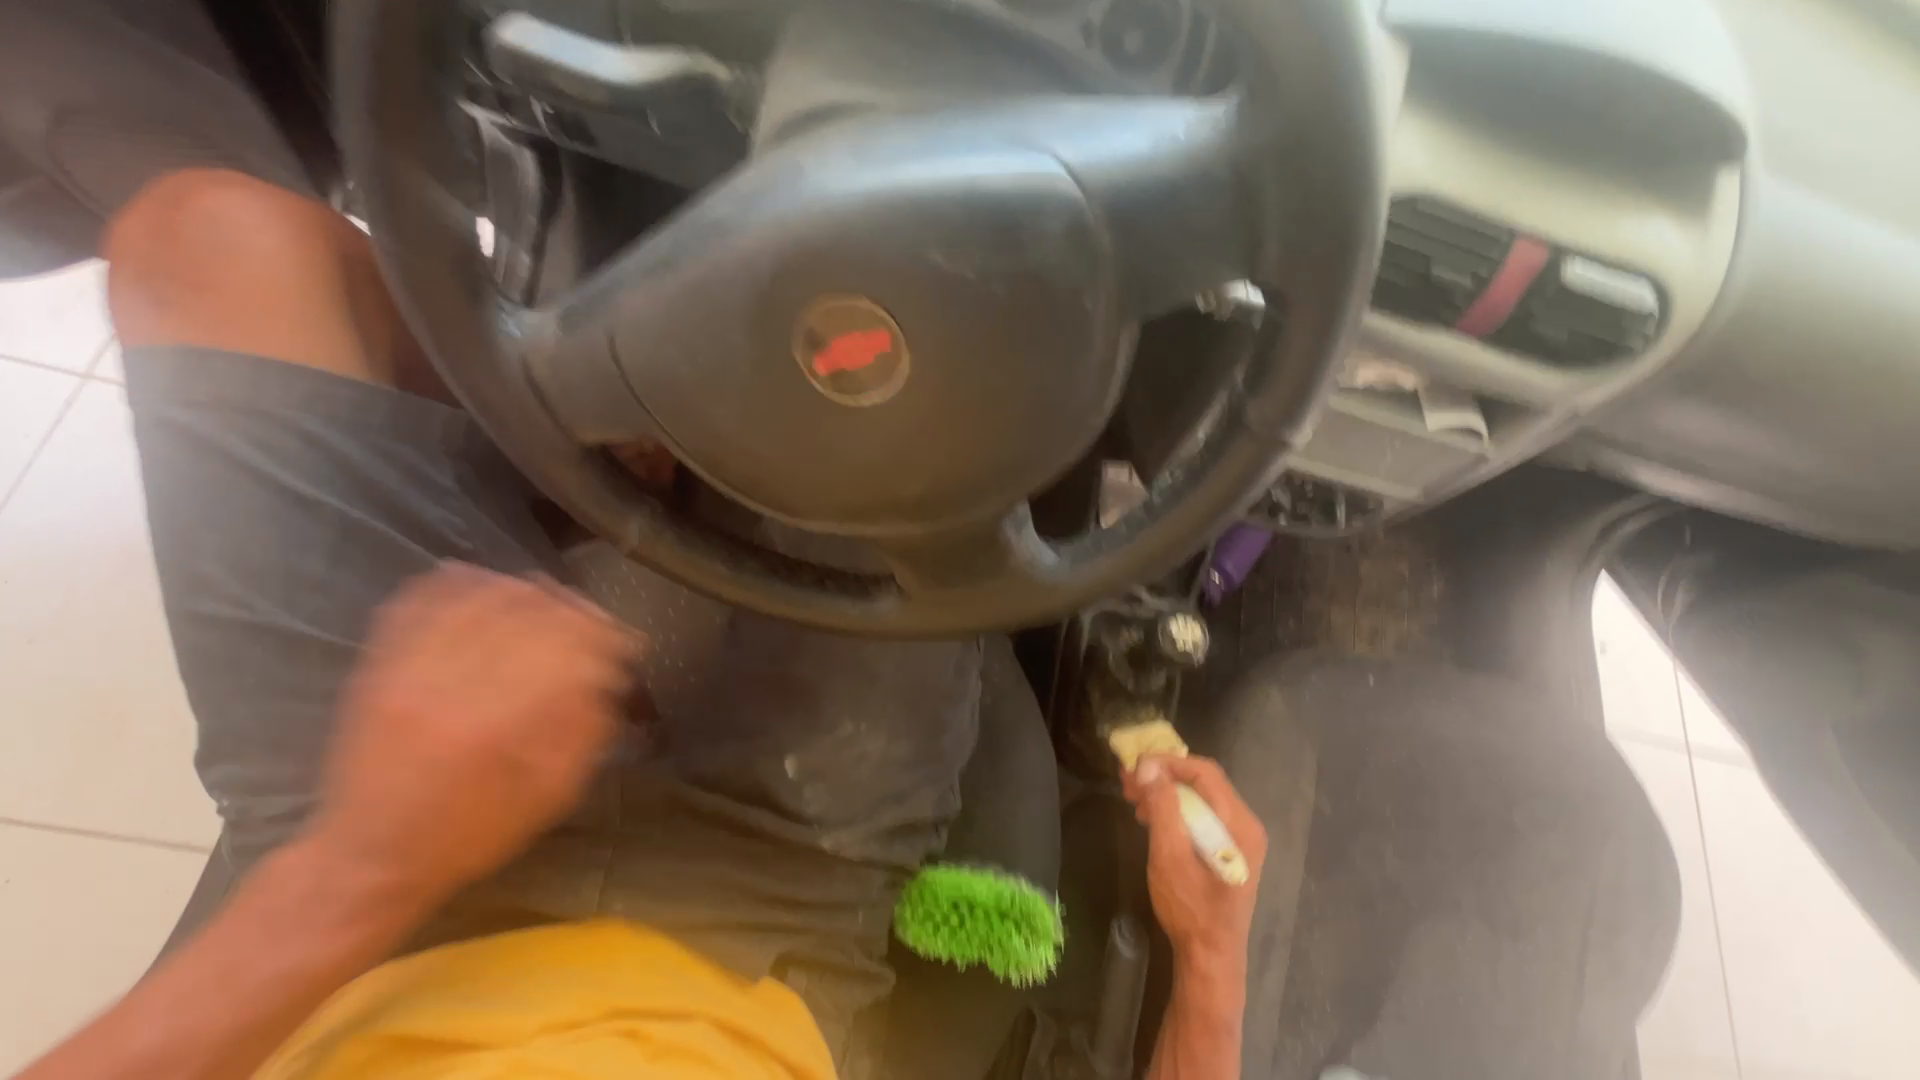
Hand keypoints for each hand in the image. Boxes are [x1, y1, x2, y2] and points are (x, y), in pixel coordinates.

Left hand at [308, 563, 638, 909]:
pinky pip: (418, 601)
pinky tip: (485, 581)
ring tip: (549, 598)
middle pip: (528, 613)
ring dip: (524, 590)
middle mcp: (455, 685)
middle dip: (573, 608)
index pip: (567, 646)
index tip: (624, 642)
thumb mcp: (550, 795)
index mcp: (504, 723)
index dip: (605, 634)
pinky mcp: (378, 666)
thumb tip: (611, 679)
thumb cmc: (474, 832)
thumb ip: (585, 732)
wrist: (371, 857)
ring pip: (479, 598)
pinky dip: (456, 583)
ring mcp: (410, 670)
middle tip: (594, 619)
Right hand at [1122, 755, 1267, 972]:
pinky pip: (1202, 817)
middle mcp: (1245, 824)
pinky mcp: (1228, 852)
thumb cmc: (1189, 906)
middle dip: (1163, 776)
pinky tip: (1151, 817)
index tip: (1135, 765)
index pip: (1204, 772)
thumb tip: (1147, 766)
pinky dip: (1175, 810)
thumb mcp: (1169, 853)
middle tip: (1127, 780)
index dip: (1167, 761)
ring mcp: (1239, 839)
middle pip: (1203, 783)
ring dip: (1165, 792)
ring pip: (1200, 799)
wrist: (1209, 957)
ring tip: (1132, 797)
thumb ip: (1162, 806)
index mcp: (1239, 822)